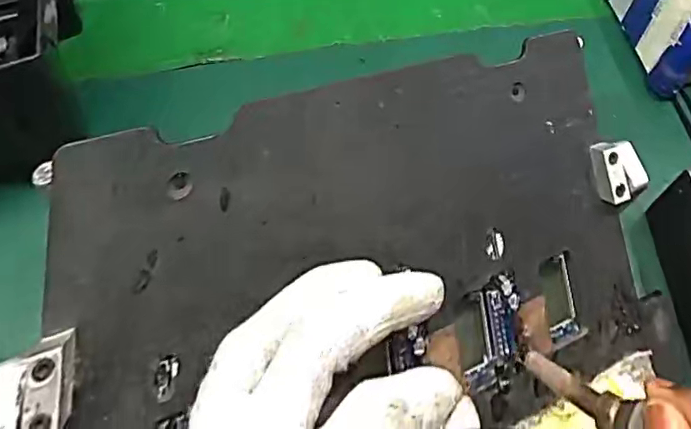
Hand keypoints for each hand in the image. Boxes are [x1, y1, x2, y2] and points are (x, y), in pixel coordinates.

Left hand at [191, 260, 477, 428]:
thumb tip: (457, 410)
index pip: (365, 412)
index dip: (417, 390)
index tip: (451, 389)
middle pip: (308, 342)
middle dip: (377, 301)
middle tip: (423, 289)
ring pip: (252, 338)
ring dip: (320, 294)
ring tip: (368, 278)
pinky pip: (232, 361)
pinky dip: (278, 325)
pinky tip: (313, 319)